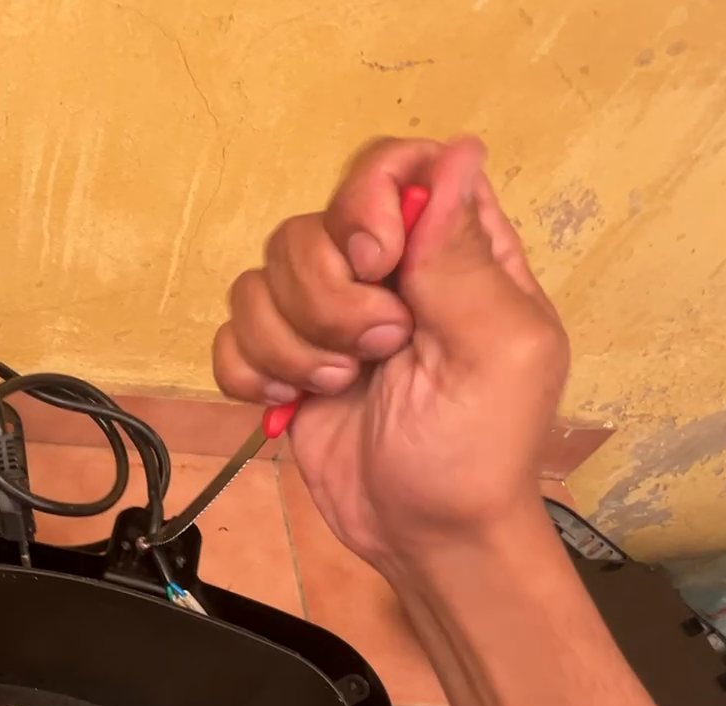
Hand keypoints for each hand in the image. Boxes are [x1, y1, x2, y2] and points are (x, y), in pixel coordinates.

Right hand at [211, 136, 569, 579]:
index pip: (391, 166)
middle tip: (375, 352)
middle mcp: (374, 276)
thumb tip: (452, 155)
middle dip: (325, 300)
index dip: (365, 200)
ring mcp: (318, 322)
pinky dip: (247, 373)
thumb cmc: (474, 450)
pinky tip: (286, 401)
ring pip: (254, 286)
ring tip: (335, 387)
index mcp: (446, 254)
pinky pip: (228, 340)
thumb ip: (464, 259)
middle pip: (304, 231)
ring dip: (288, 345)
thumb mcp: (497, 352)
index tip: (374, 262)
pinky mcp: (278, 366)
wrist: (418, 531)